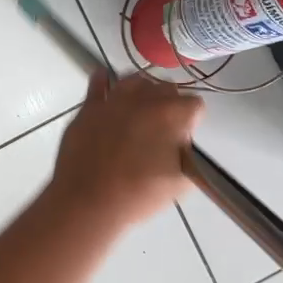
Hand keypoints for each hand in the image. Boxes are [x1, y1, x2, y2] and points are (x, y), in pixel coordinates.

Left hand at [47, 71, 203, 228]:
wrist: (88, 201)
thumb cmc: (138, 195)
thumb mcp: (181, 182)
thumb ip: (189, 156)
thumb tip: (179, 145)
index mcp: (172, 114)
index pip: (195, 105)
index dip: (191, 122)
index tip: (181, 139)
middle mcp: (143, 99)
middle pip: (165, 88)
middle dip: (169, 105)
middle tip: (161, 131)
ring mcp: (113, 101)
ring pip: (135, 81)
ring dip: (142, 92)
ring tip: (140, 111)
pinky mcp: (88, 108)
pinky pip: (97, 82)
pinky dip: (104, 81)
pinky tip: (106, 83)